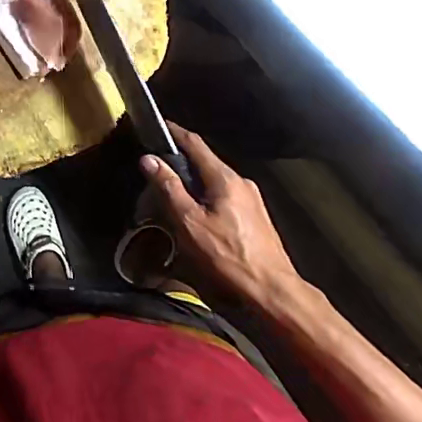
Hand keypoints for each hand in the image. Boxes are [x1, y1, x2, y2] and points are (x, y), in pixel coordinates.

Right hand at [140, 121, 306, 313]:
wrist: (273, 295)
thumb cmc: (227, 257)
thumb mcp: (189, 222)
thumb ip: (168, 188)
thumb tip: (149, 158)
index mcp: (225, 178)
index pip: (195, 143)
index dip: (174, 132)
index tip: (156, 126)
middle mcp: (241, 183)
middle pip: (205, 163)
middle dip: (180, 163)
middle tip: (156, 170)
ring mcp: (252, 202)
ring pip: (214, 183)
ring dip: (192, 184)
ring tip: (171, 197)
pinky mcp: (256, 221)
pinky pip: (224, 198)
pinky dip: (205, 199)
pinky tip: (194, 217)